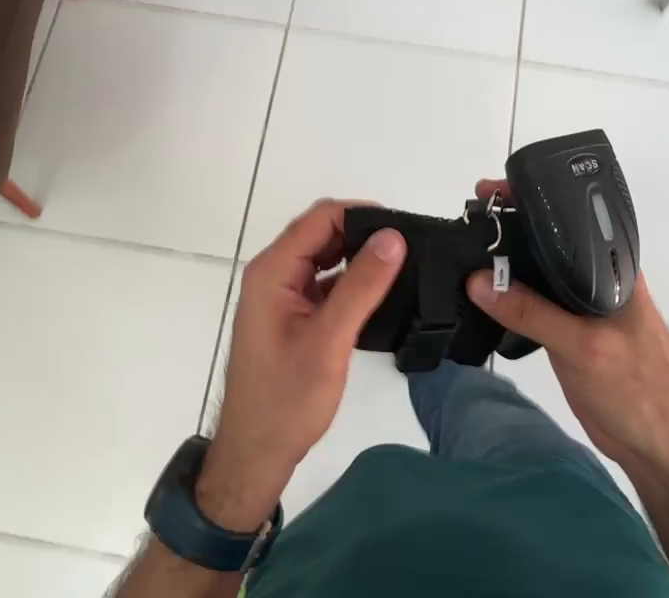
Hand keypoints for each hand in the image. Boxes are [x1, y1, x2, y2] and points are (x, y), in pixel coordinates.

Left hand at [198, 200, 405, 531]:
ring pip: (325, 257)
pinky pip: (325, 282)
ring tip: (405, 264)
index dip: (361, 214)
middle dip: (364, 233)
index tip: (404, 227)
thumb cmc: (287, 398)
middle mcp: (274, 273)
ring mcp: (282, 294)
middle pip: (322, 233)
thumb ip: (361, 286)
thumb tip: (394, 237)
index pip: (320, 219)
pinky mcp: (293, 314)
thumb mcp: (329, 340)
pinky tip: (383, 292)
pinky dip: (352, 281)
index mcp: (273, 271)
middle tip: (411, 246)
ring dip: (360, 256)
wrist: (257, 453)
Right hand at [465, 179, 668, 475]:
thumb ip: (532, 314)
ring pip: (536, 274)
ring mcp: (579, 305)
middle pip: (547, 243)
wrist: (658, 449)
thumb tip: (479, 280)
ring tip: (462, 252)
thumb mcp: (584, 348)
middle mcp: (595, 277)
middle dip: (508, 230)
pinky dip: (506, 298)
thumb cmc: (639, 391)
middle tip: (467, 221)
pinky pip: (531, 305)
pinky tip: (479, 296)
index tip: (490, 193)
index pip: (568, 219)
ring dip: (504, 265)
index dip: (531, 200)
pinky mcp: (566, 331)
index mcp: (612, 266)